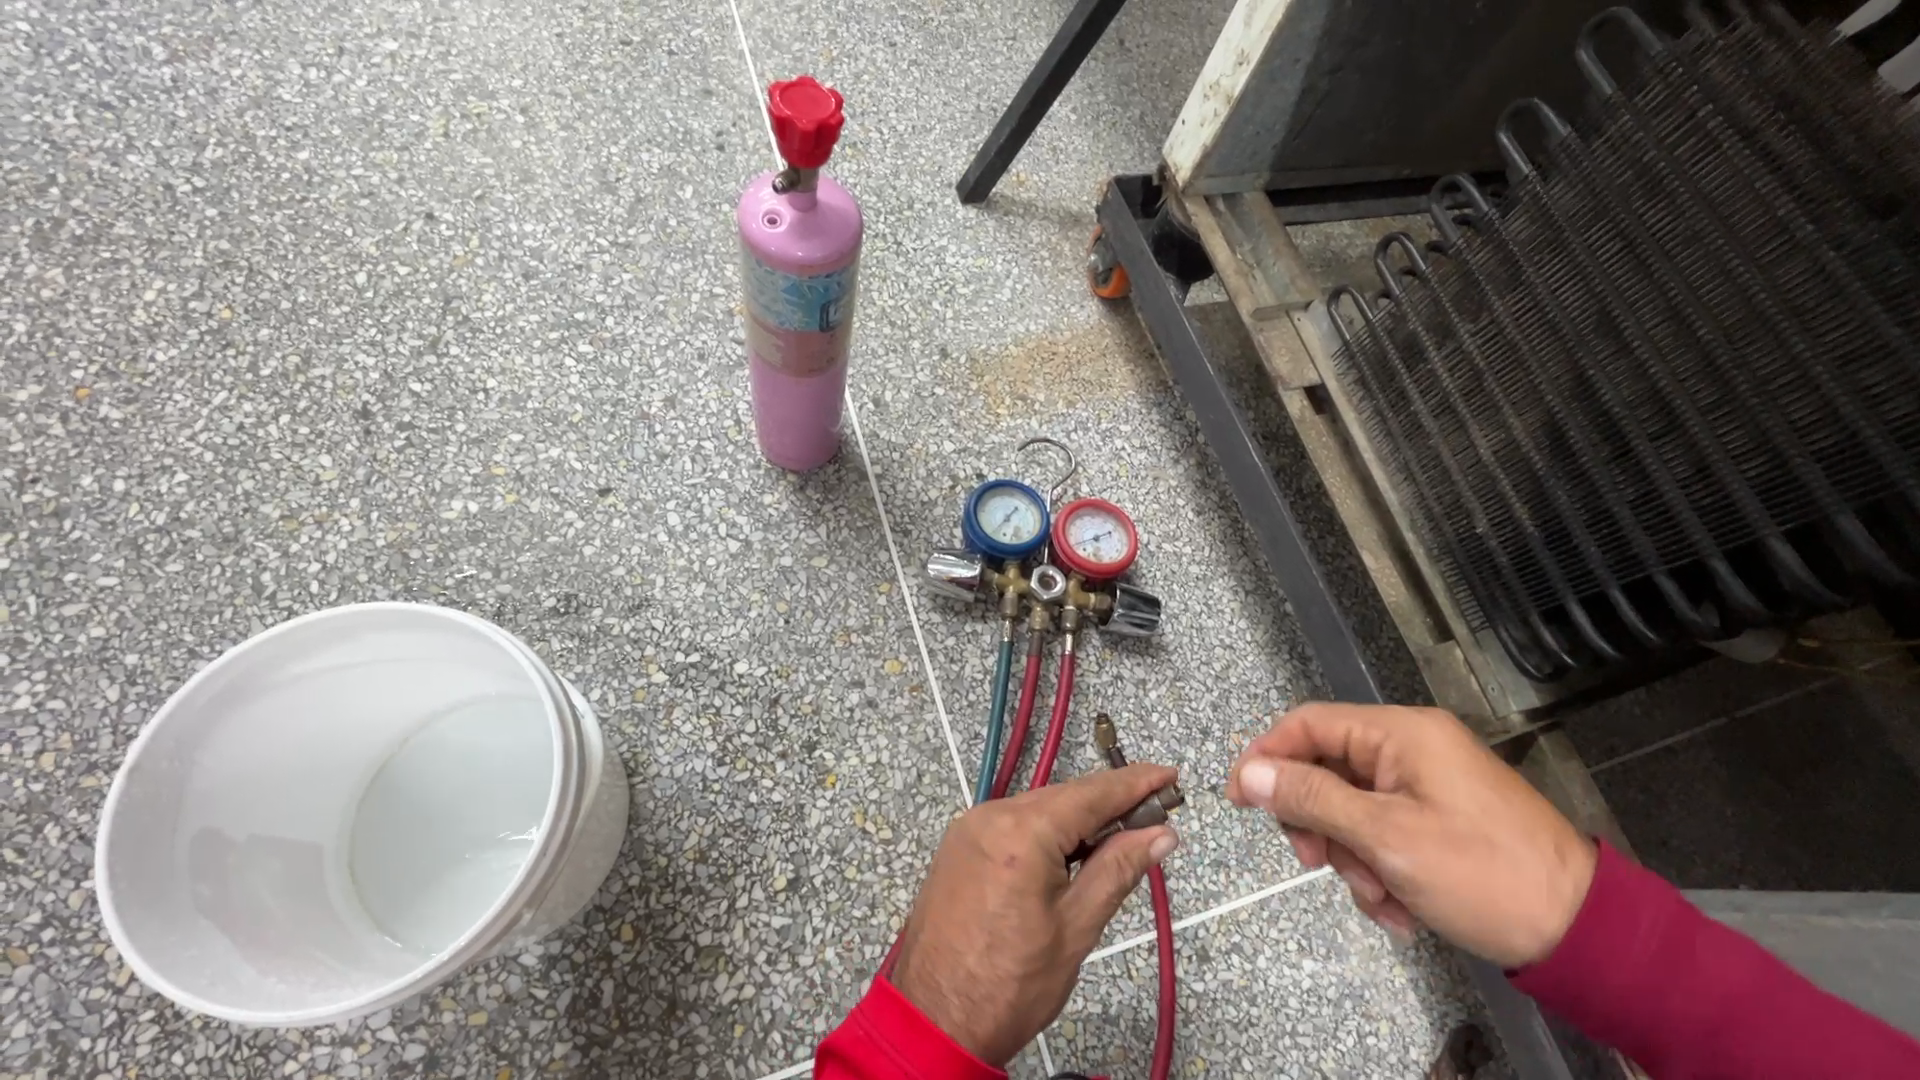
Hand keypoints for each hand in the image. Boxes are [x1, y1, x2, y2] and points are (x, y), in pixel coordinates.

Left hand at [891, 764, 1179, 1065]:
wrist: (934, 1018)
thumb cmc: (1010, 984)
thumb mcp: (1076, 928)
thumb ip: (1119, 869)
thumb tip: (1162, 834)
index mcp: (1022, 832)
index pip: (1091, 794)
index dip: (1134, 783)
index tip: (1168, 774)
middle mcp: (991, 815)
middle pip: (1064, 797)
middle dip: (1110, 803)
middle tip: (1155, 814)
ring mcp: (969, 828)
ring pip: (1038, 809)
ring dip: (1079, 819)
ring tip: (1121, 835)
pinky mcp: (959, 845)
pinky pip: (1013, 823)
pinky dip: (1046, 830)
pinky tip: (1071, 850)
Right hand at [1226, 703, 1595, 967]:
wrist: (1585, 934)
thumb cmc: (1482, 874)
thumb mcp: (1385, 836)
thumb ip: (1311, 798)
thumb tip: (1249, 774)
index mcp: (1399, 734)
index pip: (1307, 724)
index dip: (1266, 757)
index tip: (1240, 801)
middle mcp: (1409, 748)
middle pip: (1325, 770)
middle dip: (1318, 824)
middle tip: (1318, 864)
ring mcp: (1425, 785)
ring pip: (1349, 810)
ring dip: (1351, 859)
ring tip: (1381, 900)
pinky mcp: (1437, 818)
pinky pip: (1381, 833)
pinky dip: (1379, 871)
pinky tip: (1401, 909)